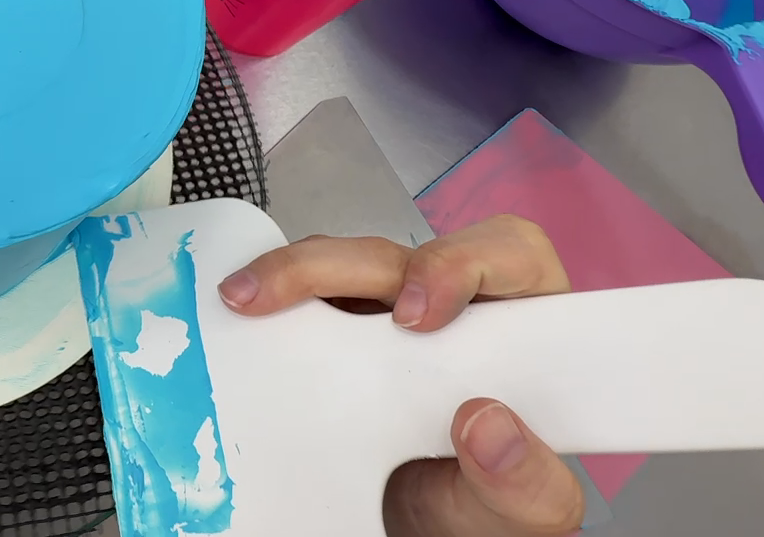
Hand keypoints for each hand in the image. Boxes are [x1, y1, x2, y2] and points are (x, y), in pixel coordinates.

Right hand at [216, 215, 585, 536]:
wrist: (403, 520)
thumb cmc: (471, 507)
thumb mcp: (516, 515)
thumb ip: (527, 484)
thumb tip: (490, 423)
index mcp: (512, 329)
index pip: (502, 256)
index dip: (456, 265)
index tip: (415, 317)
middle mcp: (445, 304)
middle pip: (388, 254)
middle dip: (323, 266)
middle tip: (271, 297)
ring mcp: (380, 307)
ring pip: (333, 260)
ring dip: (284, 274)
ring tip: (239, 301)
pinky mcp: (328, 315)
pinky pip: (296, 284)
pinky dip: (265, 289)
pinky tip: (237, 306)